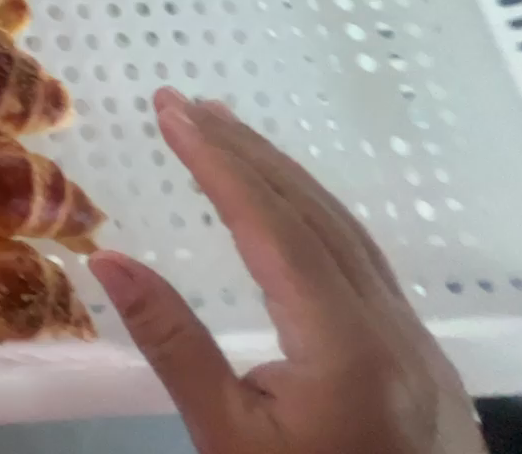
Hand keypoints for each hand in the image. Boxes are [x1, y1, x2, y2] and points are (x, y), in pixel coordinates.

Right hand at [89, 88, 483, 453]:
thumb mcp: (227, 437)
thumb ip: (171, 343)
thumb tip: (104, 257)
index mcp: (346, 345)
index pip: (272, 225)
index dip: (217, 160)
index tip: (170, 110)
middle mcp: (391, 329)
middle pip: (313, 213)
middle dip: (244, 149)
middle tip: (183, 102)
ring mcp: (415, 341)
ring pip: (344, 230)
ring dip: (278, 170)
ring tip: (223, 128)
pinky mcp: (417, 355)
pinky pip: (358, 256)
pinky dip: (306, 207)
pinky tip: (279, 201)